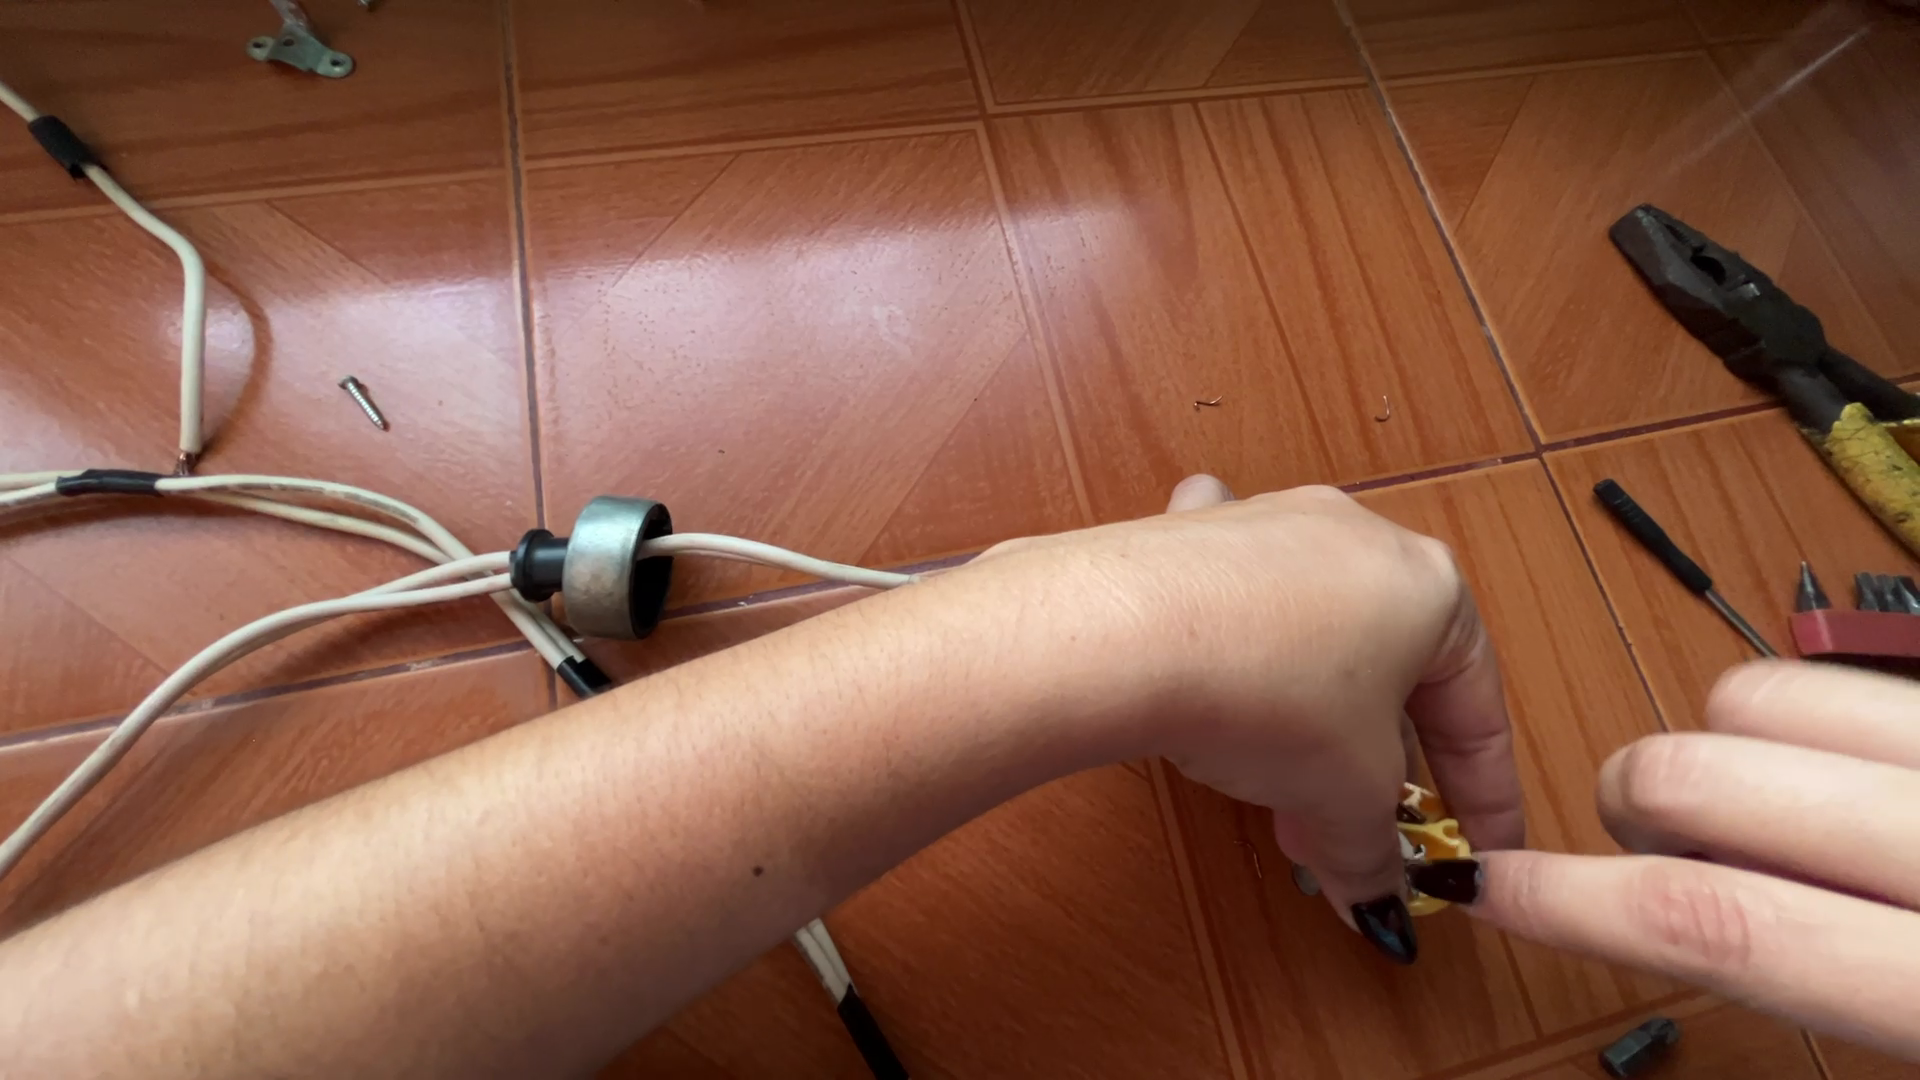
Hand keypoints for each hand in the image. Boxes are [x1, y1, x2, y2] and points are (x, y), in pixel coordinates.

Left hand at [962, 476, 1523, 962]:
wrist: (1129, 631)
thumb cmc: (1269, 694)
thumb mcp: (1343, 794)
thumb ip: (1370, 850)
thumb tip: (1370, 896)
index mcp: (1425, 584)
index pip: (1472, 709)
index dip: (1479, 793)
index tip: (1475, 847)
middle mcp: (1348, 535)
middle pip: (1377, 671)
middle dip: (1363, 762)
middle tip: (1340, 832)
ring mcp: (1262, 523)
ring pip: (1303, 629)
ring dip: (1296, 706)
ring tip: (1268, 778)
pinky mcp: (1189, 530)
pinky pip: (1226, 575)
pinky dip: (1231, 613)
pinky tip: (1216, 629)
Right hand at [1467, 661, 1919, 1058]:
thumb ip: (1855, 1002)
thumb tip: (1705, 926)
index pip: (1709, 920)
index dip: (1563, 900)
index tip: (1480, 885)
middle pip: (1690, 774)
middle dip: (1634, 805)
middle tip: (1674, 848)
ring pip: (1750, 693)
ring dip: (1721, 749)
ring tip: (1780, 801)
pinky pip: (1856, 674)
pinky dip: (1820, 723)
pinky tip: (1880, 782)